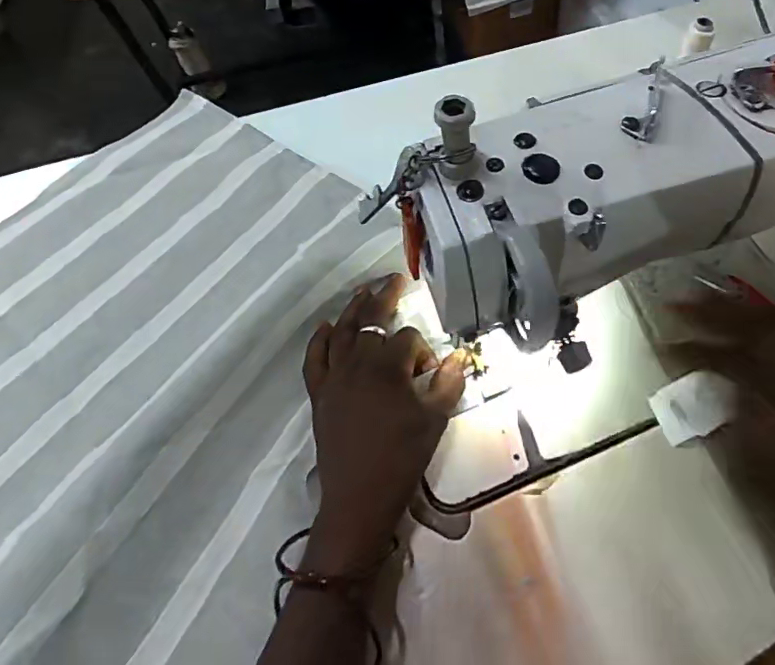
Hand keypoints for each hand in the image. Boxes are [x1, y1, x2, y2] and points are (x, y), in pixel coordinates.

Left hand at [300, 274, 468, 573]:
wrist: (358, 496)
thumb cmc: (401, 459)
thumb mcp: (434, 422)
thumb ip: (448, 384)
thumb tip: (458, 357)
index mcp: (386, 368)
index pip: (407, 339)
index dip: (422, 349)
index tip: (428, 371)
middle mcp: (356, 362)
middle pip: (370, 320)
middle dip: (384, 297)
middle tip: (394, 279)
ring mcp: (333, 375)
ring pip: (342, 331)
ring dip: (353, 309)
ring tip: (364, 291)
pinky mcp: (319, 391)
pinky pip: (315, 357)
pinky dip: (320, 339)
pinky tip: (326, 326)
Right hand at [662, 281, 774, 575]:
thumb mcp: (752, 464)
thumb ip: (728, 413)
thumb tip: (706, 378)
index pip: (727, 358)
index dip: (692, 348)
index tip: (663, 344)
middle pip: (757, 328)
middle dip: (714, 311)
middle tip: (679, 301)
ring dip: (744, 307)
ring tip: (714, 295)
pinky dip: (774, 320)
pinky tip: (758, 316)